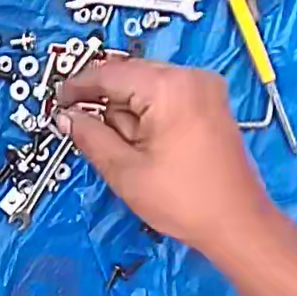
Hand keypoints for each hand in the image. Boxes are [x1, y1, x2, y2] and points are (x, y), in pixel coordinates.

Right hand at [54, 58, 283, 257]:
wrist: (235, 222)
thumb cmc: (190, 201)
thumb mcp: (124, 170)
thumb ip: (90, 136)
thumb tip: (69, 118)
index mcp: (170, 88)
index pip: (110, 73)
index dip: (78, 86)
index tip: (60, 99)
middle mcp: (192, 78)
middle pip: (129, 75)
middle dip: (106, 103)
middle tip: (87, 130)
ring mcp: (205, 89)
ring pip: (146, 86)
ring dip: (128, 112)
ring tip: (132, 153)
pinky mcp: (210, 103)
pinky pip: (166, 96)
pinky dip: (148, 114)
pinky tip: (146, 145)